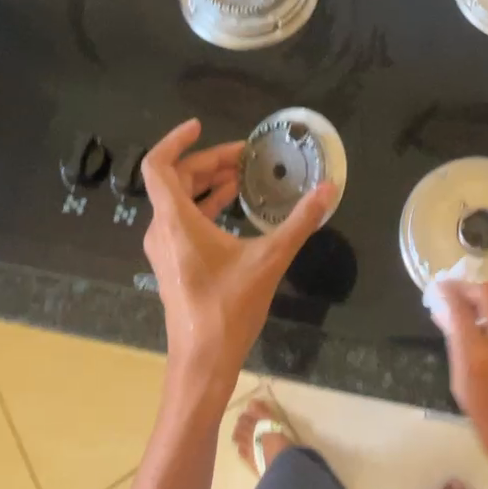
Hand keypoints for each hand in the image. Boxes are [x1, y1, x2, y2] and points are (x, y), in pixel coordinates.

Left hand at [141, 118, 335, 392]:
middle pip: (174, 181)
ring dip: (206, 184)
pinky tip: (233, 210)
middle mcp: (162, 231)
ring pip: (177, 202)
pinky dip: (204, 206)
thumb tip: (329, 189)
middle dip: (207, 162)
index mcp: (175, 221)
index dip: (176, 140)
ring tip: (242, 177)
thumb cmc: (228, 309)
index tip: (200, 125)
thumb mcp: (269, 260)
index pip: (159, 166)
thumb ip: (299, 222)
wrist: (202, 363)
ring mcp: (165, 250)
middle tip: (243, 156)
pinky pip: (182, 222)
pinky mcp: (174, 266)